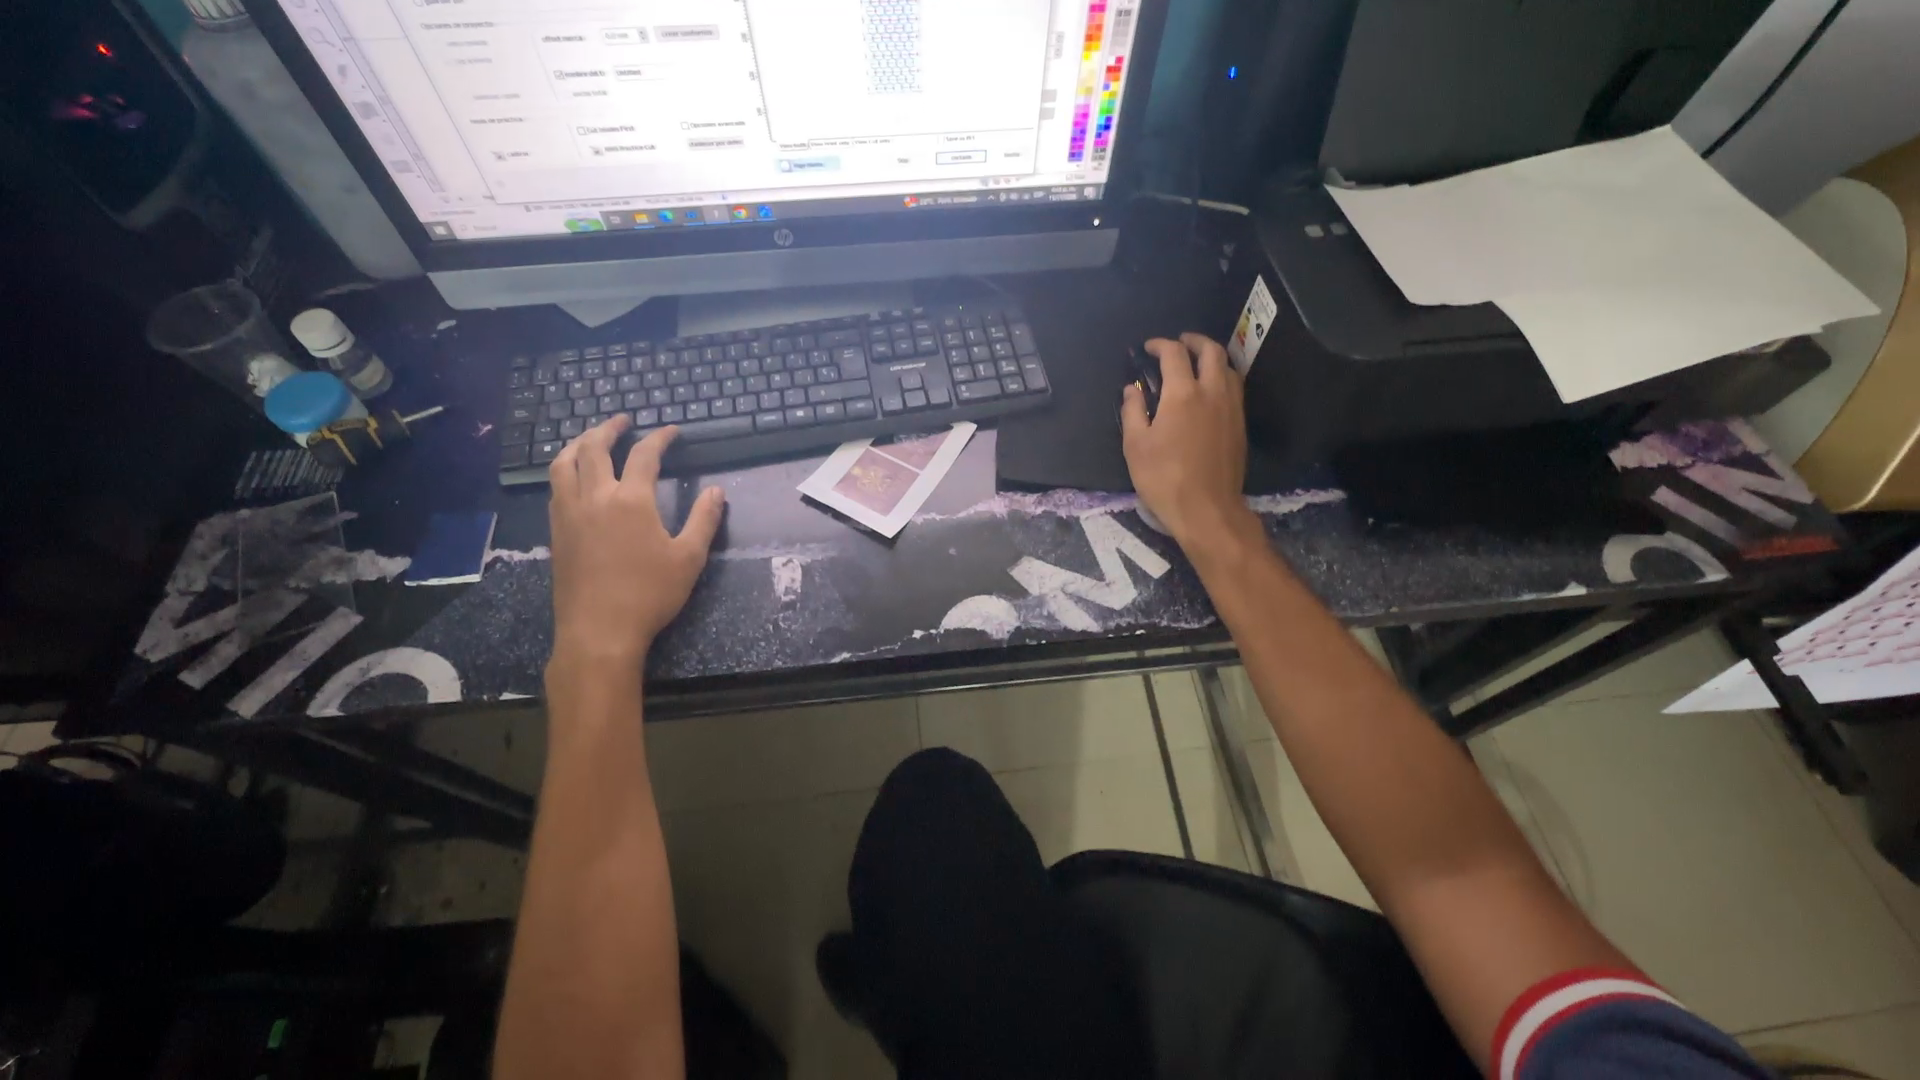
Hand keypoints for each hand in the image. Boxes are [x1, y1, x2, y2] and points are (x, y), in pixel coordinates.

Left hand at [547, 416, 724, 666]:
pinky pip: (555, 487)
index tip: (670, 430)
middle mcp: (595, 497)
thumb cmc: (650, 594)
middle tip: (622, 420)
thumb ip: (703, 520)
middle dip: (608, 428)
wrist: (599, 631)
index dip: (659, 438)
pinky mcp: (556, 532)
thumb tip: (716, 492)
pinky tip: (574, 478)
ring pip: (564, 463)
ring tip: (590, 439)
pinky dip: (565, 470)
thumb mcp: (689, 559)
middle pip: (594, 448)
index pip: (645, 455)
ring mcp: (569, 513)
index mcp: (631, 500)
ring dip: (578, 444)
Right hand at [1121, 334, 1257, 552]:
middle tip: (1179, 343)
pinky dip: (1222, 377)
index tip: (1149, 348)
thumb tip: (1132, 389)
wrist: (1207, 509)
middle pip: (1211, 351)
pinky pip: (1235, 388)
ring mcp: (1231, 408)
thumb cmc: (1164, 478)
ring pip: (1229, 368)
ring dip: (1212, 357)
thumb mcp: (1135, 445)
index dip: (1160, 345)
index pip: (1174, 354)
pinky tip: (1210, 390)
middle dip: (1194, 341)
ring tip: (1197, 363)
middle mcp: (1212, 392)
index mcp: (1183, 394)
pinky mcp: (1240, 425)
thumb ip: (1133, 411)